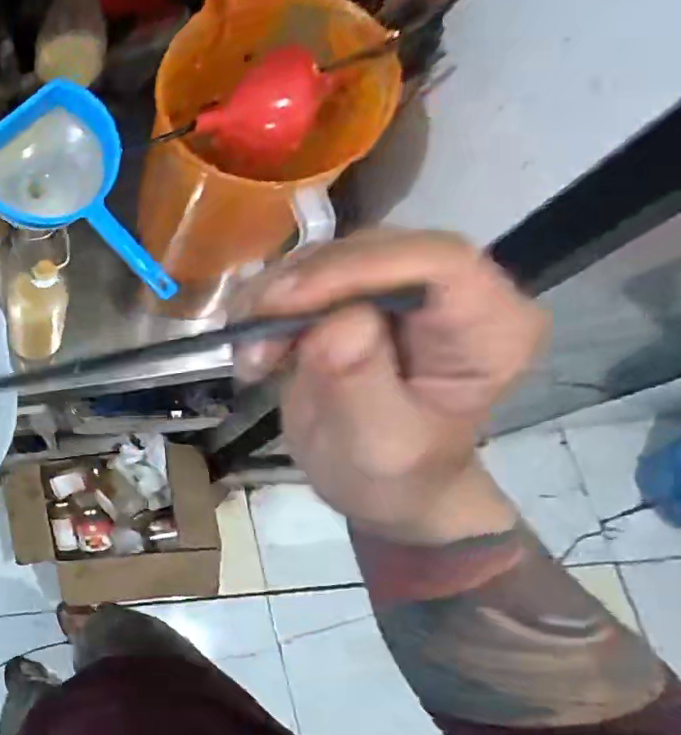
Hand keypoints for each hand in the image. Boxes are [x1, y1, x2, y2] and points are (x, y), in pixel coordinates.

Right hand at [235, 230, 544, 544]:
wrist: (378, 484)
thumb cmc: (388, 473)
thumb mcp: (377, 441)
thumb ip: (360, 380)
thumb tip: (334, 323)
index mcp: (486, 329)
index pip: (435, 261)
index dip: (352, 269)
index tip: (278, 307)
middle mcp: (453, 296)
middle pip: (374, 249)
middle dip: (300, 284)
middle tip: (249, 336)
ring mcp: (400, 295)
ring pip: (329, 257)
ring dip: (271, 299)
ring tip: (250, 357)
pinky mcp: (354, 301)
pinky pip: (302, 278)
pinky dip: (262, 306)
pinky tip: (251, 347)